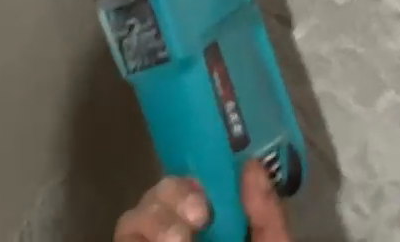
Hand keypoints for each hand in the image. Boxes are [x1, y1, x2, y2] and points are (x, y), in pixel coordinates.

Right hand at [115, 163, 291, 241]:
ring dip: (155, 220)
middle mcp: (178, 241)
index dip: (193, 181)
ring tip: (179, 241)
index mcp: (211, 236)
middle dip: (171, 195)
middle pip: (156, 198)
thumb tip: (253, 165)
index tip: (208, 190)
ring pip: (131, 221)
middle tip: (197, 213)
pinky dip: (139, 239)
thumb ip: (267, 220)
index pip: (190, 190)